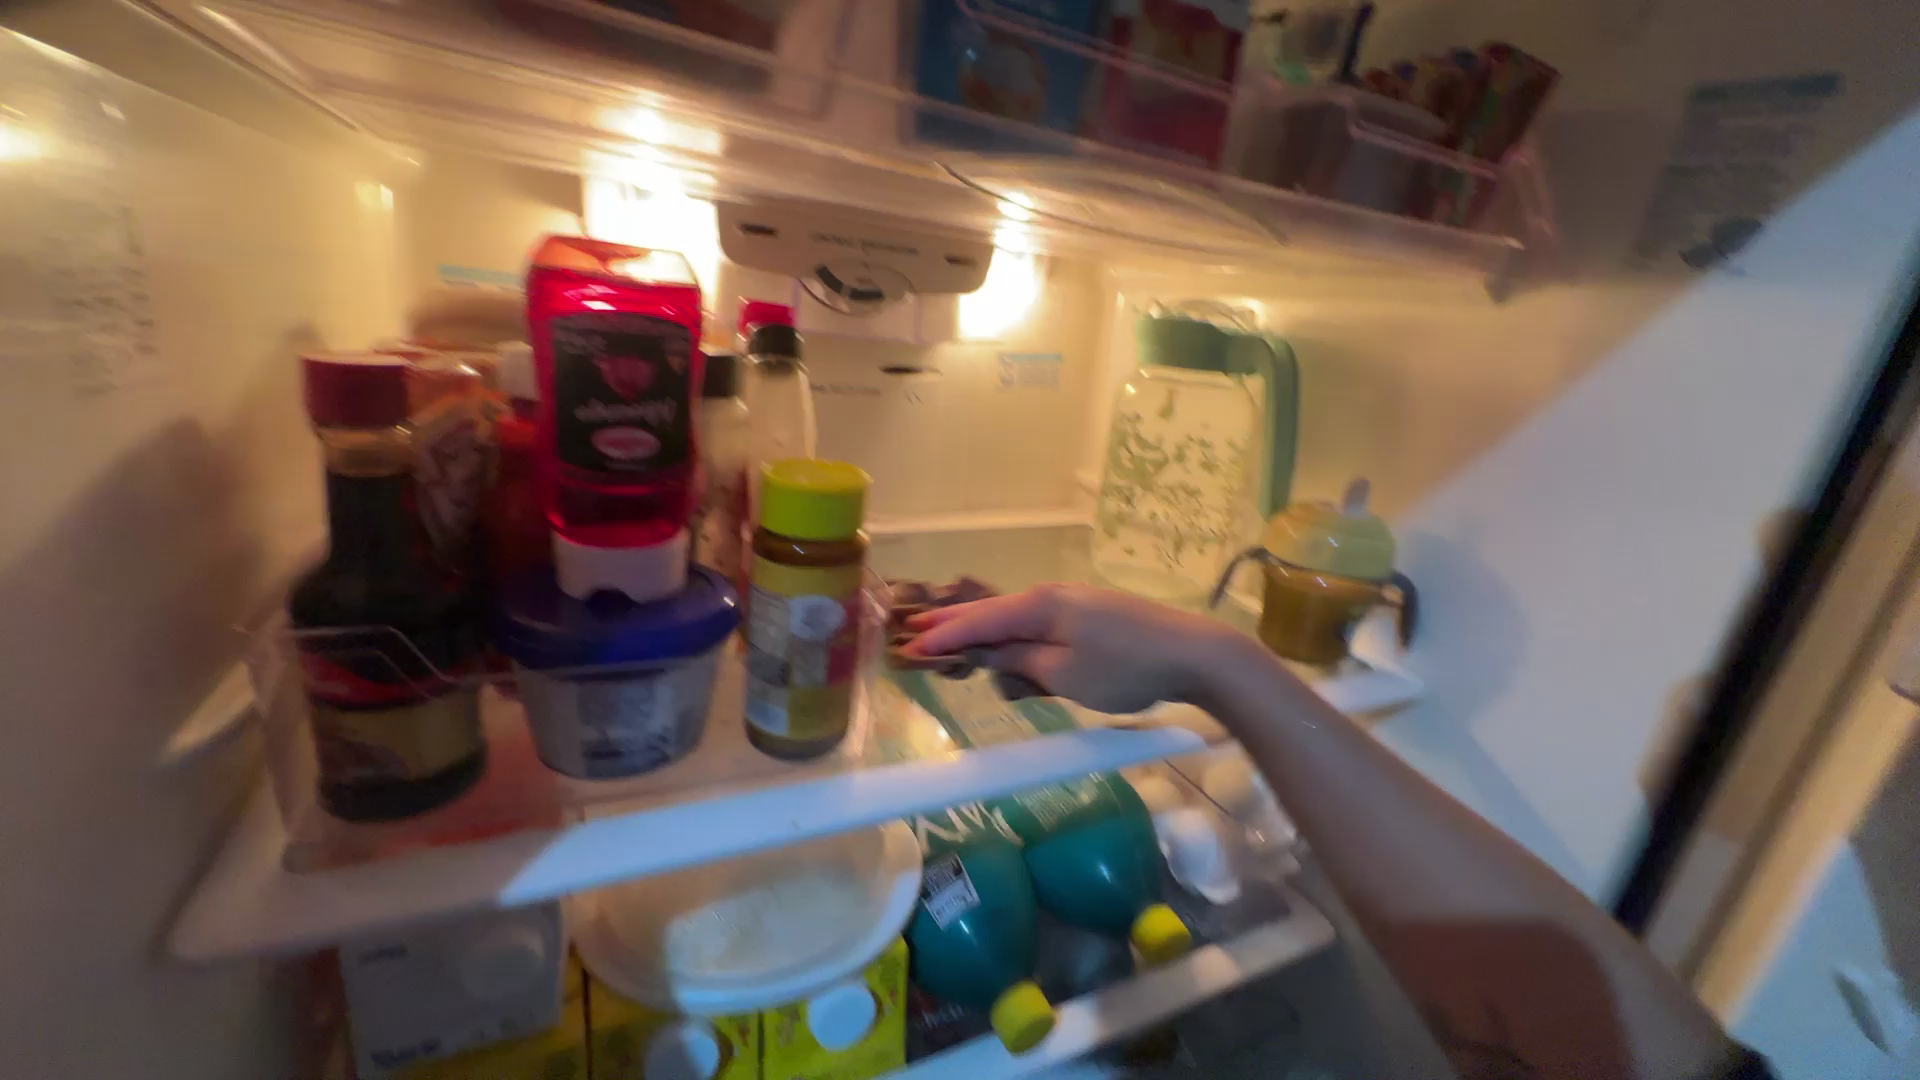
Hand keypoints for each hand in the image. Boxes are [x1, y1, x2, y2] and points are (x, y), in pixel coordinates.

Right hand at [901, 583, 1243, 714]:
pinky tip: (1005, 644)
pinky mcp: (1090, 615)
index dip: (943, 635)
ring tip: (950, 640)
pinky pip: (1039, 624)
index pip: (979, 620)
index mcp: (1040, 605)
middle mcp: (1051, 595)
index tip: (910, 646)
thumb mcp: (1064, 673)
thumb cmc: (1124, 668)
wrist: (1194, 655)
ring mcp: (1073, 603)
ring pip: (1016, 617)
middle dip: (954, 622)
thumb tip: (988, 652)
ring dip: (984, 631)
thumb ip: (1020, 660)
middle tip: (915, 628)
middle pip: (993, 610)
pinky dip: (1013, 634)